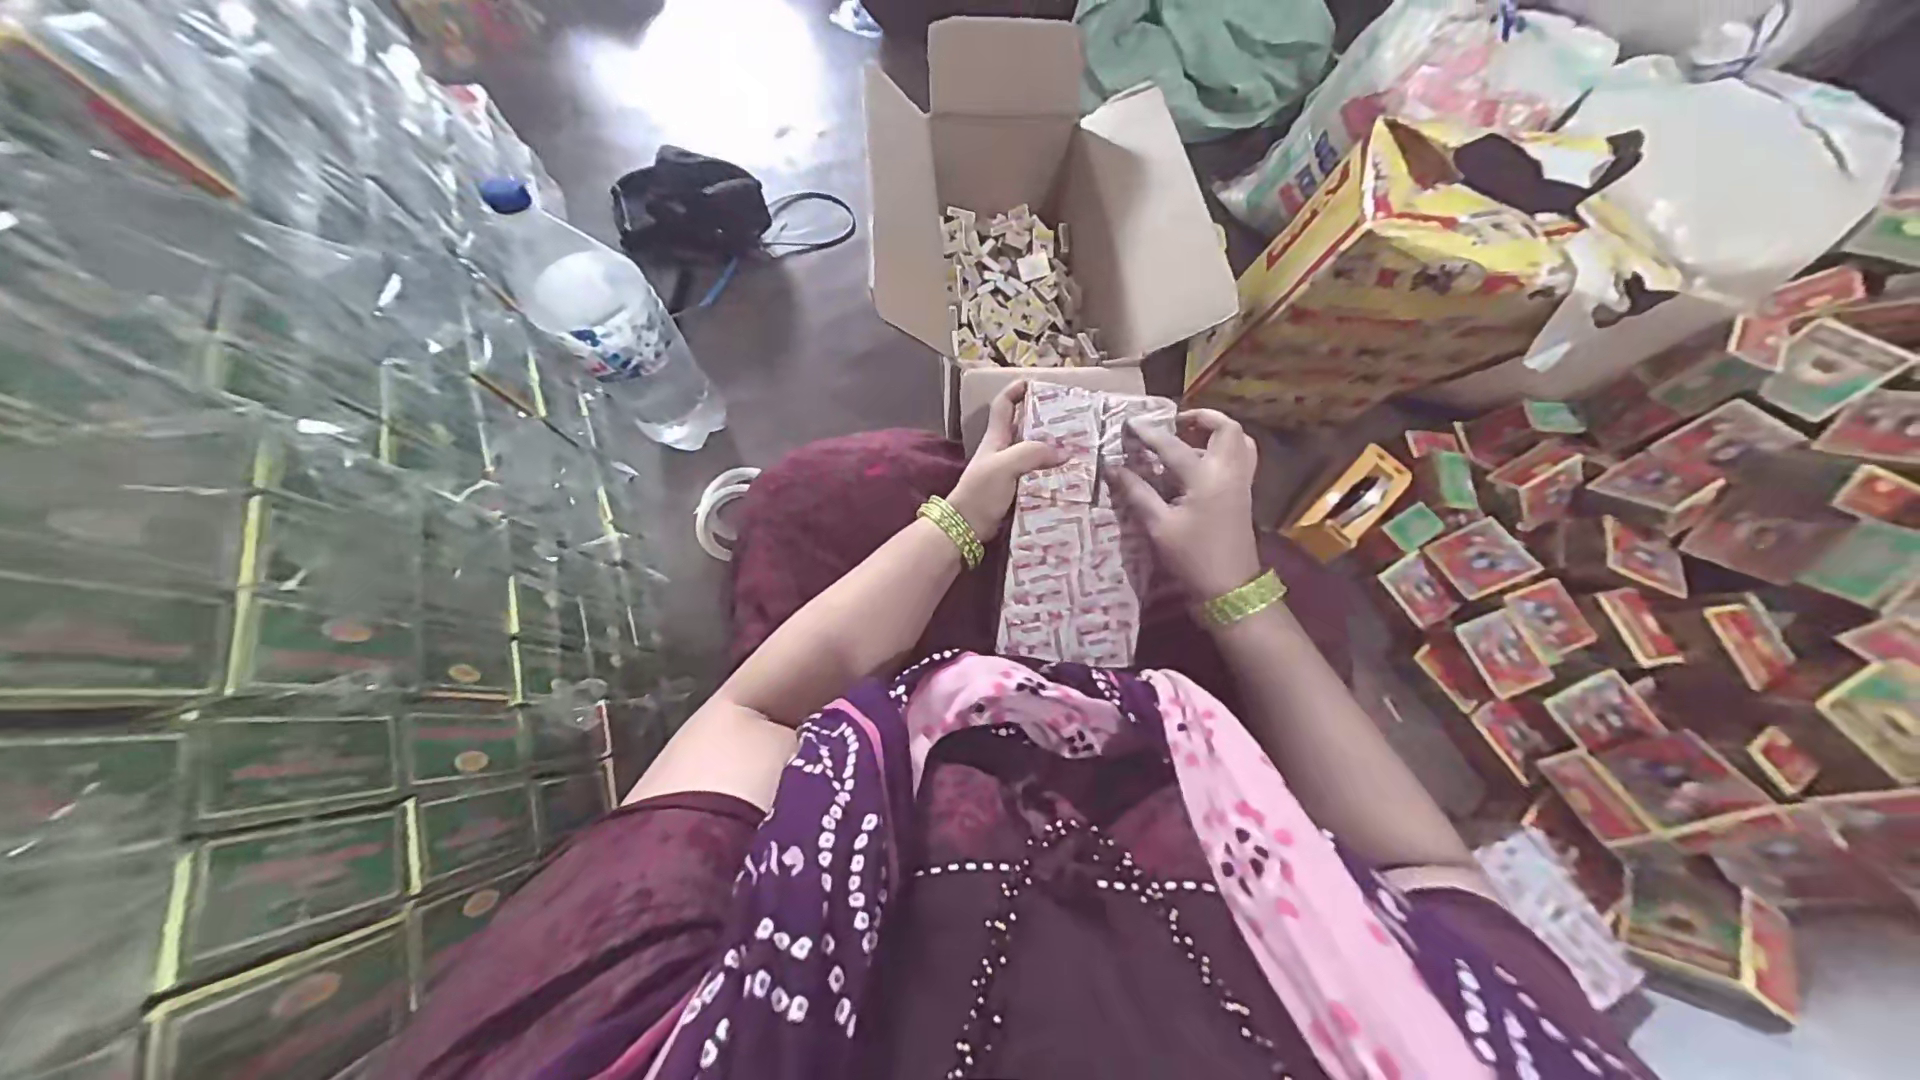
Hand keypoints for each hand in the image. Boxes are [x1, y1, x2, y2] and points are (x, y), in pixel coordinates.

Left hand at [945, 381, 1066, 539]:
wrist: (966, 526)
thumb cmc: (980, 491)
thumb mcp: (1005, 465)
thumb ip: (1032, 453)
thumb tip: (1064, 452)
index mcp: (996, 438)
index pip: (1004, 405)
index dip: (1016, 390)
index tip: (1035, 384)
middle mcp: (1003, 451)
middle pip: (1025, 428)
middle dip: (1046, 422)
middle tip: (1073, 420)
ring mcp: (1009, 472)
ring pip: (1034, 454)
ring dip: (1053, 451)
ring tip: (1079, 448)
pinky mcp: (1015, 491)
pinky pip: (1038, 477)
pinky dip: (1052, 475)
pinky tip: (1069, 477)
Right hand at [1112, 408, 1262, 601]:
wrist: (1230, 588)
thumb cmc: (1191, 557)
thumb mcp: (1158, 526)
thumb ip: (1137, 492)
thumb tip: (1114, 468)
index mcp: (1205, 477)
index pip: (1172, 445)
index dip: (1148, 433)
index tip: (1129, 424)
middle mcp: (1229, 471)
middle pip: (1226, 428)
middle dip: (1201, 417)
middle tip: (1174, 422)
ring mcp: (1241, 482)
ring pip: (1239, 440)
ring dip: (1215, 431)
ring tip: (1188, 437)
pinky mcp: (1244, 493)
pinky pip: (1242, 457)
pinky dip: (1224, 448)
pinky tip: (1200, 462)